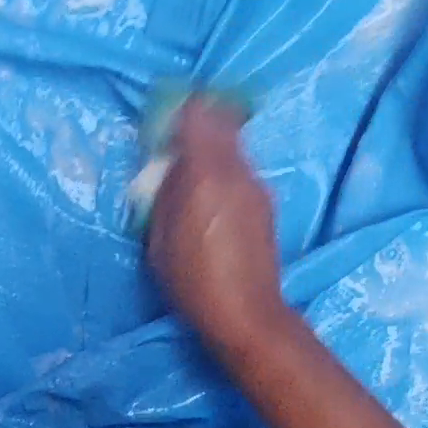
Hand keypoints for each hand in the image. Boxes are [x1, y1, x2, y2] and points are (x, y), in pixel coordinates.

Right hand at [147, 99, 293, 357]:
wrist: (248, 315)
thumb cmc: (194, 283)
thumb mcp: (160, 241)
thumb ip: (165, 194)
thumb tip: (171, 168)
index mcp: (205, 173)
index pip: (197, 112)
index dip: (179, 113)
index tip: (165, 128)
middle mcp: (237, 170)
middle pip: (221, 122)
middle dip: (199, 128)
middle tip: (178, 151)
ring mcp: (258, 186)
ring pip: (233, 148)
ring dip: (214, 154)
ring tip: (194, 186)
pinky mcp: (267, 204)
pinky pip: (242, 172)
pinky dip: (226, 176)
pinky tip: (214, 208)